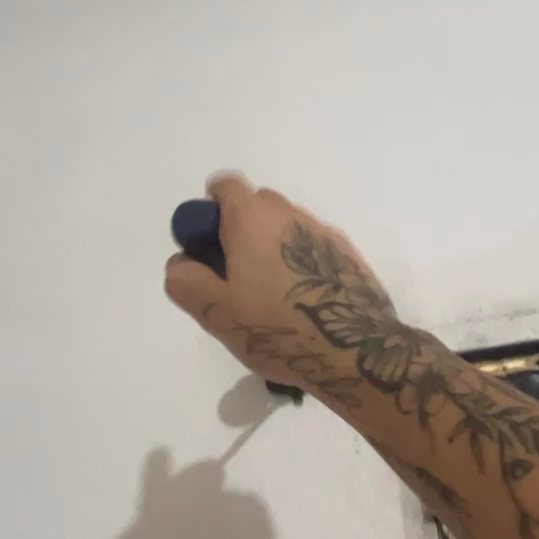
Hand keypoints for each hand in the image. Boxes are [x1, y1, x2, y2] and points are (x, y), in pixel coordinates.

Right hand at [164, 173, 397, 404]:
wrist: (356, 352)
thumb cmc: (278, 328)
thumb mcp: (217, 312)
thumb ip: (187, 281)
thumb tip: (181, 262)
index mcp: (253, 218)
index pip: (225, 187)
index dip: (209, 211)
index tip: (206, 248)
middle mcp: (290, 214)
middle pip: (255, 206)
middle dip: (238, 232)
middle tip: (233, 278)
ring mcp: (324, 233)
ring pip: (285, 229)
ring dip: (270, 249)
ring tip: (268, 298)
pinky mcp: (348, 256)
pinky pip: (311, 248)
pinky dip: (300, 264)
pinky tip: (300, 304)